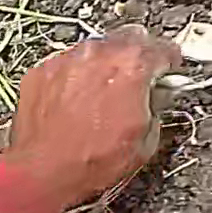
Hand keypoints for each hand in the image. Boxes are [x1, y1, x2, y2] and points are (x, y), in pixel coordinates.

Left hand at [4, 26, 179, 210]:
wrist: (44, 172)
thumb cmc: (90, 161)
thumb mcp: (144, 143)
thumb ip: (156, 109)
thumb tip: (156, 100)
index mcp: (132, 66)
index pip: (163, 49)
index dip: (169, 62)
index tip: (168, 69)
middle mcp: (98, 54)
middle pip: (128, 40)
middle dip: (135, 59)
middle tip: (135, 82)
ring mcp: (66, 60)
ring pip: (94, 51)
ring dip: (101, 67)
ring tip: (99, 98)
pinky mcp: (42, 71)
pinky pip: (65, 66)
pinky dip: (72, 78)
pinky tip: (73, 103)